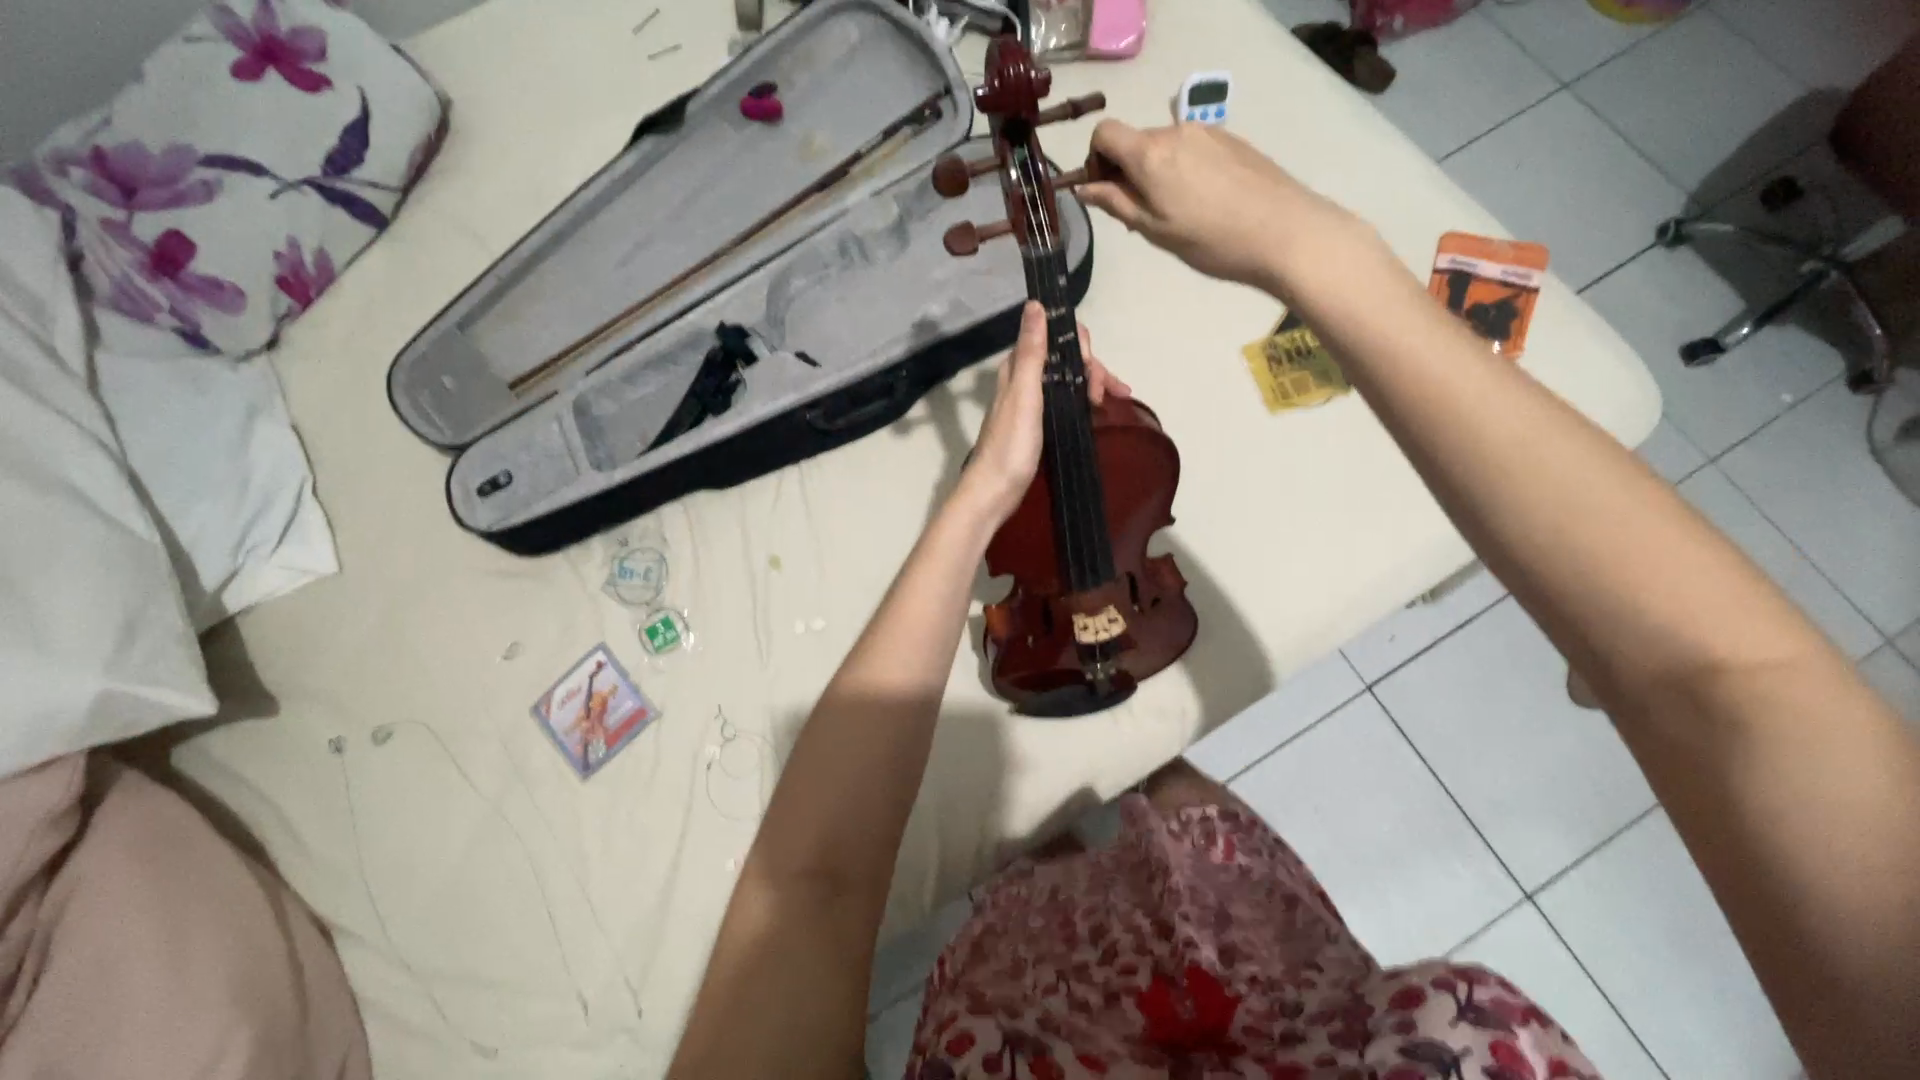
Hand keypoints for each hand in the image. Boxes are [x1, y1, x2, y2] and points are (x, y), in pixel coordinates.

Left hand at [959, 302, 1129, 524]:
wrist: (995, 491)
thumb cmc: (1010, 445)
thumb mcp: (1025, 394)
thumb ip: (1032, 351)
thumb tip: (1035, 305)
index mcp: (1018, 368)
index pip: (1056, 339)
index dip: (1080, 349)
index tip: (1094, 373)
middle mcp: (1023, 379)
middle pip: (1064, 359)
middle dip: (1091, 369)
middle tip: (1107, 395)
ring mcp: (1030, 402)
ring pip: (1067, 379)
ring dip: (1090, 384)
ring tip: (1108, 403)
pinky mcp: (1037, 423)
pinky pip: (1065, 400)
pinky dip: (1083, 400)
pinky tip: (1097, 410)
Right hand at [1078, 120, 1360, 292]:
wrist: (1285, 231)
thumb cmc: (1211, 240)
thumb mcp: (1154, 230)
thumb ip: (1116, 203)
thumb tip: (1084, 186)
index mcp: (1150, 153)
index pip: (1104, 133)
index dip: (1095, 159)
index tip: (1105, 191)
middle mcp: (1175, 131)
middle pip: (1134, 140)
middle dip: (1126, 170)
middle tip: (1141, 214)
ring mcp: (1206, 132)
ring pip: (1164, 146)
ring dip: (1156, 171)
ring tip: (1176, 212)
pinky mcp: (1231, 140)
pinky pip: (1191, 148)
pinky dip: (1182, 168)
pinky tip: (1204, 202)